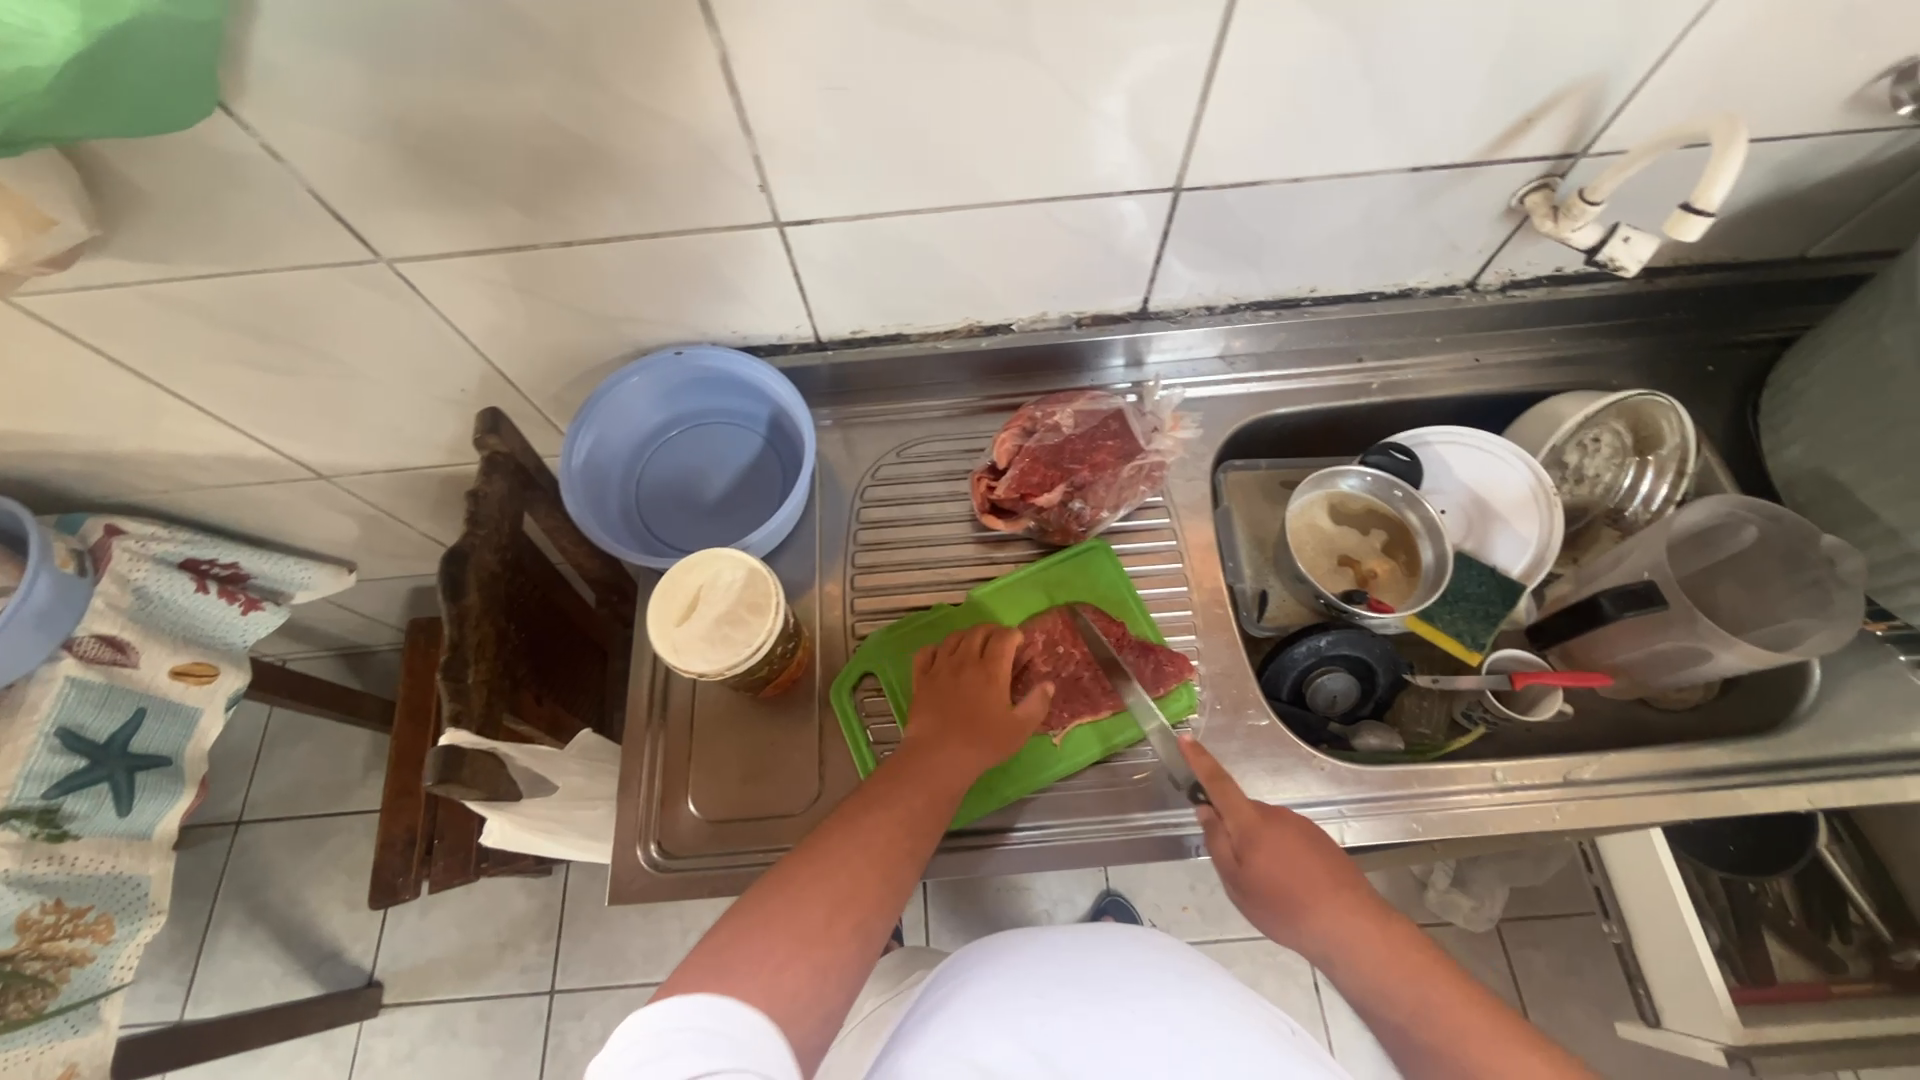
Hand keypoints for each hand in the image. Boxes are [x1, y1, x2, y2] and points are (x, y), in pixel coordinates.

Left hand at [901, 624, 1053, 781]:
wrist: (939, 756)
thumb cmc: (983, 743)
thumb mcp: (1020, 728)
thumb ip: (1037, 703)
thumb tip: (1048, 684)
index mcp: (991, 670)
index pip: (1003, 637)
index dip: (1013, 634)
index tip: (1018, 642)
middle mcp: (965, 661)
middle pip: (978, 631)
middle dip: (992, 630)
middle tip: (999, 641)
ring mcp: (940, 668)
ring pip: (953, 638)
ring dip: (967, 636)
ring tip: (973, 646)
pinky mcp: (920, 679)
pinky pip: (926, 652)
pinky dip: (936, 648)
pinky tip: (942, 656)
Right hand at [1180, 736, 1397, 960]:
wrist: (1352, 926)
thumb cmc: (1284, 908)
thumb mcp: (1236, 883)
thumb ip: (1217, 843)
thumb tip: (1205, 810)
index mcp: (1250, 822)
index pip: (1218, 782)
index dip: (1199, 760)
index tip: (1185, 738)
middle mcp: (1276, 814)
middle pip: (1242, 812)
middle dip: (1233, 833)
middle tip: (1238, 873)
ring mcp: (1301, 825)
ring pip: (1265, 828)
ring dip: (1259, 848)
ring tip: (1270, 889)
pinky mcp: (1320, 840)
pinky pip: (1287, 839)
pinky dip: (1280, 856)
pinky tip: (1292, 887)